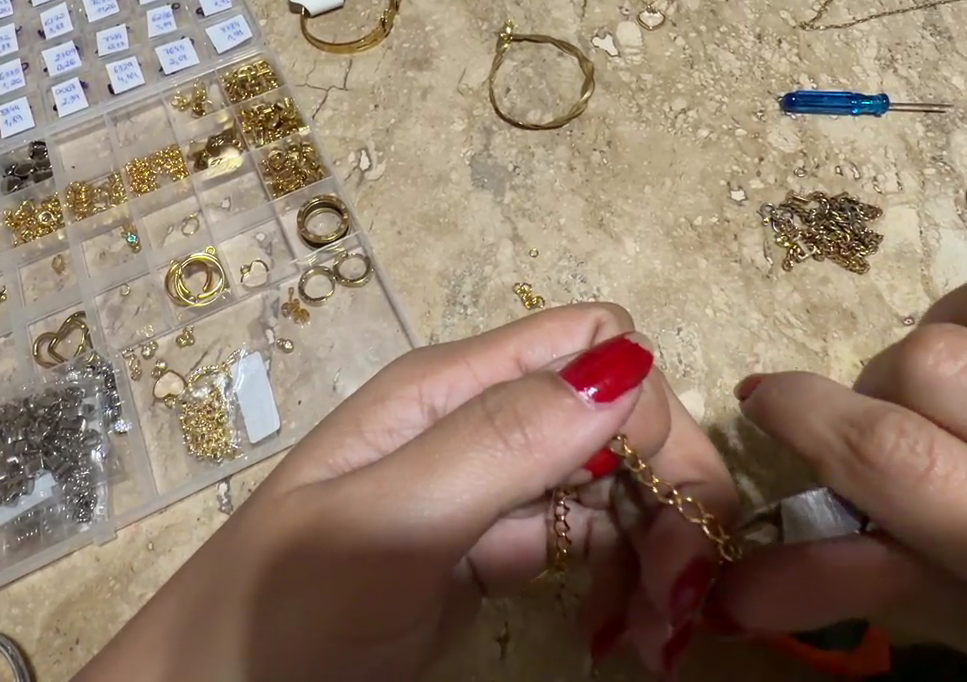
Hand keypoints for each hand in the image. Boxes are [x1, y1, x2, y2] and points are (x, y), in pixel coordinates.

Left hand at [75, 303, 736, 680]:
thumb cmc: (290, 601)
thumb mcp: (388, 518)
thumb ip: (495, 441)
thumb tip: (623, 367)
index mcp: (448, 385)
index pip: (588, 341)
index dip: (643, 405)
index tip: (662, 503)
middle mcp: (475, 417)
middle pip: (612, 405)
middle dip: (665, 480)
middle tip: (676, 590)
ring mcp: (486, 482)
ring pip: (609, 474)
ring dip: (654, 537)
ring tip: (653, 625)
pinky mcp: (492, 543)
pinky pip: (582, 534)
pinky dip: (619, 572)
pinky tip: (618, 626)